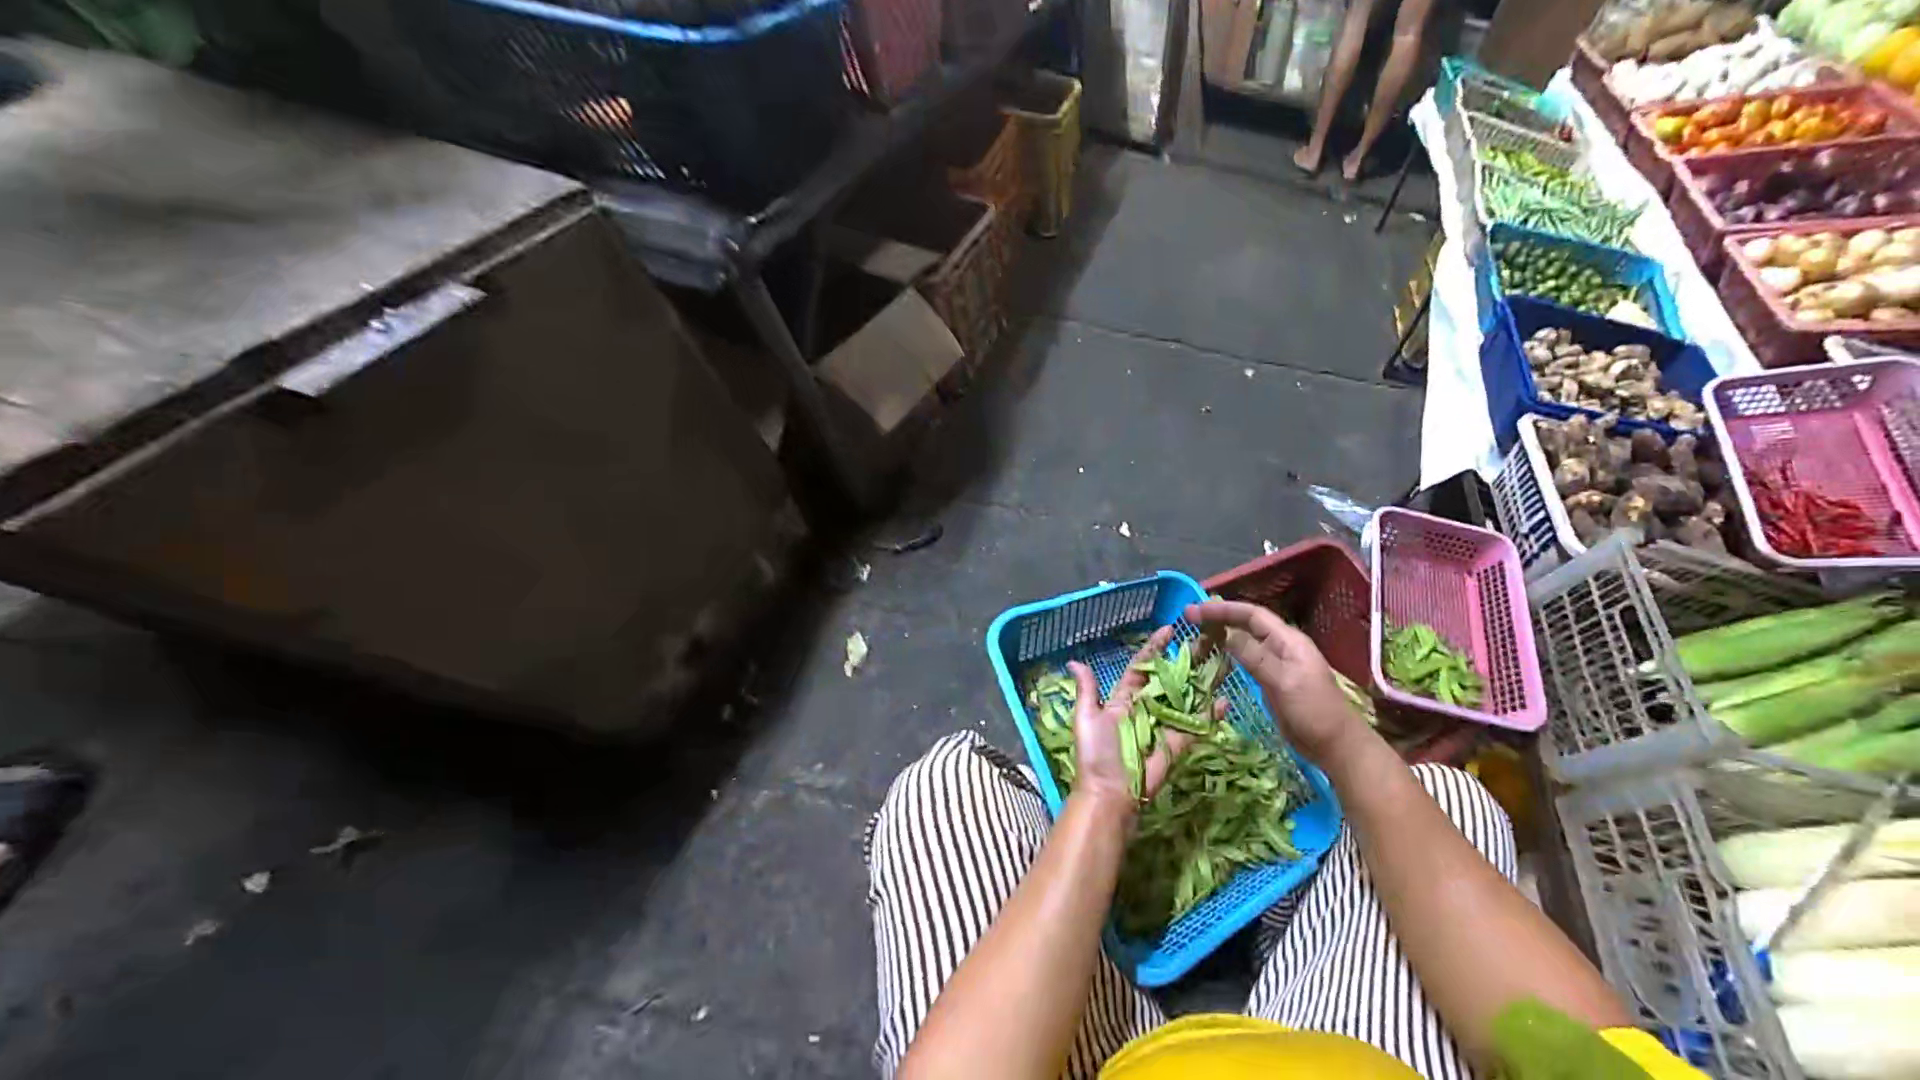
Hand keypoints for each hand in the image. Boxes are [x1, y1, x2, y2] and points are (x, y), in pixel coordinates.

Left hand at [1065, 626, 1214, 811]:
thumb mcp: (1086, 718)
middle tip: (1206, 639)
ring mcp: (1165, 725)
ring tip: (1224, 659)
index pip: (1142, 667)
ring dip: (1204, 680)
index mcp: (1123, 699)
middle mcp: (1146, 708)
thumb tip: (1074, 661)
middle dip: (1187, 659)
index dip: (1154, 649)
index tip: (1169, 629)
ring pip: (1188, 697)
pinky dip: (1211, 714)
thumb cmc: (1096, 755)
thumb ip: (1087, 690)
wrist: (1109, 795)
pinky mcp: (1179, 744)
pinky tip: (1226, 699)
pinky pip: (1197, 726)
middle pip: (1170, 678)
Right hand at [1185, 600, 1371, 769]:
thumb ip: (1254, 655)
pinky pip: (1245, 660)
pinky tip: (1214, 659)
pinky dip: (1227, 655)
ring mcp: (1277, 664)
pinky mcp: (1271, 681)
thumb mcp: (1282, 681)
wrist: (1336, 746)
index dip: (1223, 609)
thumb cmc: (1313, 711)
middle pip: (1246, 624)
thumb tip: (1225, 632)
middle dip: (1218, 619)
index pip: (1252, 615)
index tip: (1195, 610)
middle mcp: (1282, 647)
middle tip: (1188, 620)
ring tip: (1196, 637)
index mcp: (1288, 641)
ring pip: (1244, 642)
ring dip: (1221, 636)